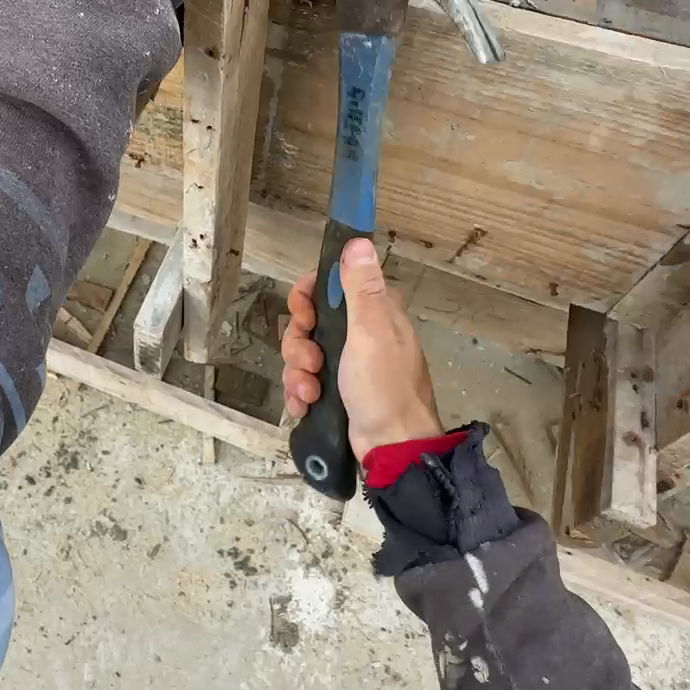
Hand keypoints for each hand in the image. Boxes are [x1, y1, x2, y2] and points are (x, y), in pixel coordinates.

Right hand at [281, 238, 442, 461]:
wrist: (391, 449)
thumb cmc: (384, 386)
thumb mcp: (371, 332)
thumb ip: (361, 288)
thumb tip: (358, 240)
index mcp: (374, 311)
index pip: (329, 285)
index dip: (308, 297)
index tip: (304, 314)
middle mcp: (361, 332)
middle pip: (308, 321)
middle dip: (299, 343)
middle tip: (310, 360)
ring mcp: (347, 363)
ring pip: (302, 352)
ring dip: (298, 372)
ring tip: (310, 392)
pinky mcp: (336, 390)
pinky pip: (303, 380)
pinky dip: (300, 393)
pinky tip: (306, 406)